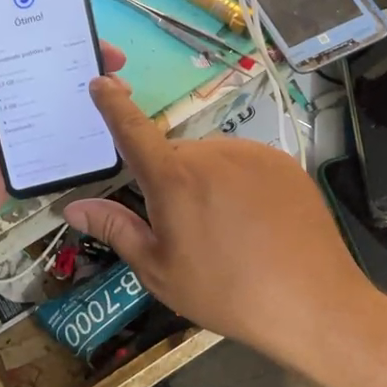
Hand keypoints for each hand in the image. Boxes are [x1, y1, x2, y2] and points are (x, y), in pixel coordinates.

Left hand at [0, 0, 124, 230]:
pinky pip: (57, 110)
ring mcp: (15, 105)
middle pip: (40, 49)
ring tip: (119, 79)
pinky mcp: (29, 131)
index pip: (5, 22)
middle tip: (112, 50)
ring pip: (55, 78)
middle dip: (76, 44)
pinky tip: (107, 109)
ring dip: (86, 74)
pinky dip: (82, 105)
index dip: (34, 5)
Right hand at [62, 76, 376, 353]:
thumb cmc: (225, 292)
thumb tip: (73, 207)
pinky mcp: (283, 163)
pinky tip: (255, 222)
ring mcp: (252, 154)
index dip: (114, 106)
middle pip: (175, 156)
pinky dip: (239, 183)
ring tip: (227, 231)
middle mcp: (211, 154)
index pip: (133, 131)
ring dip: (206, 182)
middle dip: (170, 181)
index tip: (102, 82)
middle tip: (185, 230)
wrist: (313, 304)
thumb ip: (116, 229)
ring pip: (211, 159)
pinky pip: (245, 164)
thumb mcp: (158, 270)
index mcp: (173, 178)